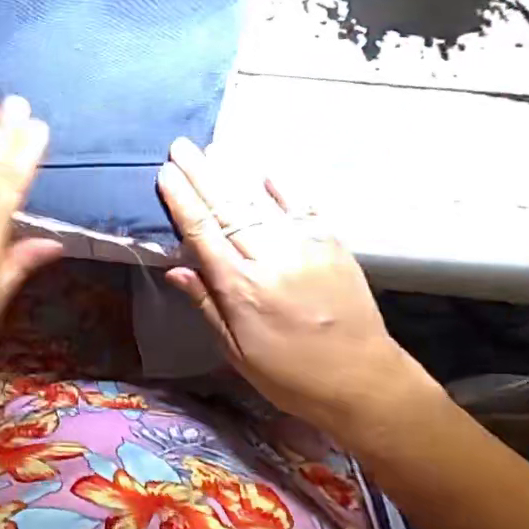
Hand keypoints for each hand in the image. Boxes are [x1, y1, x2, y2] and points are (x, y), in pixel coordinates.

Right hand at [155, 138, 444, 442]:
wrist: (363, 381)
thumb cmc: (289, 375)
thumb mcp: (236, 350)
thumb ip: (206, 304)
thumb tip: (176, 267)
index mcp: (241, 289)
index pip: (202, 234)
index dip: (181, 201)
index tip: (165, 174)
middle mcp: (270, 261)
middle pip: (227, 210)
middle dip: (200, 176)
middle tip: (179, 147)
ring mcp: (305, 249)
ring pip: (260, 204)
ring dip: (233, 174)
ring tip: (212, 149)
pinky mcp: (333, 247)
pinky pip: (305, 209)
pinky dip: (285, 189)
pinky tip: (267, 172)